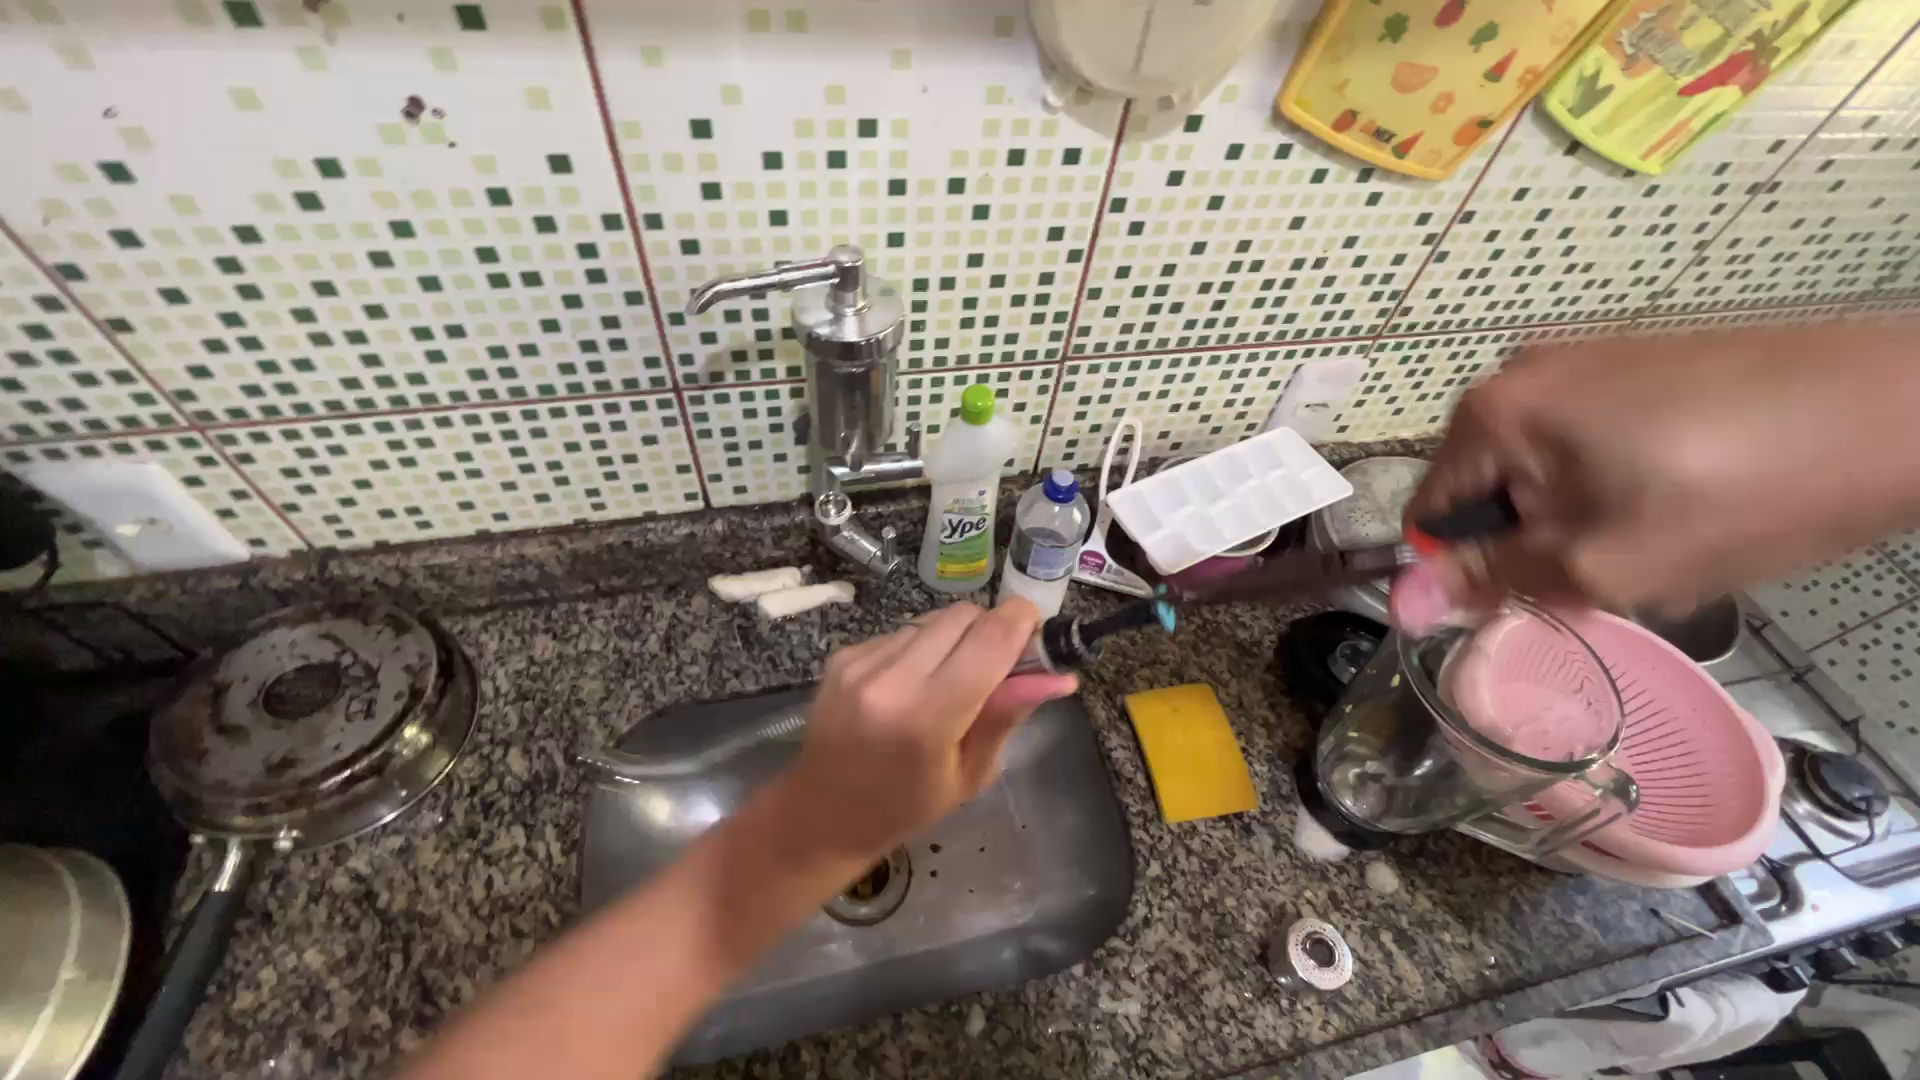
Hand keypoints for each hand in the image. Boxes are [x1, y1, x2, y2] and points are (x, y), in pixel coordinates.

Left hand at [772, 598, 1077, 862]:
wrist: (823, 812)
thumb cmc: (906, 806)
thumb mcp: (970, 774)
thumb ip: (1008, 714)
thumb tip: (1059, 676)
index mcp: (927, 718)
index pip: (989, 640)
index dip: (1021, 622)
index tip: (1036, 628)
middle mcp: (891, 679)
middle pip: (964, 616)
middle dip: (990, 630)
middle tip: (997, 665)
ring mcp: (861, 662)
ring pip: (933, 619)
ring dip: (955, 639)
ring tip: (949, 681)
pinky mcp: (844, 655)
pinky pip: (903, 631)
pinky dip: (921, 648)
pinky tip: (912, 684)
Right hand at [1396, 321, 1919, 629]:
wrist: (1918, 406)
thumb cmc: (1744, 493)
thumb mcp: (1604, 562)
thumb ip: (1493, 580)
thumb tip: (1402, 603)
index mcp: (1492, 413)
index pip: (1431, 513)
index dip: (1472, 567)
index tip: (1543, 590)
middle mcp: (1517, 375)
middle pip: (1486, 491)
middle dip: (1536, 542)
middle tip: (1618, 567)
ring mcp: (1577, 361)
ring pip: (1537, 473)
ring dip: (1578, 518)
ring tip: (1659, 535)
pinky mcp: (1631, 362)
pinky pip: (1581, 443)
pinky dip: (1610, 483)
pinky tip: (1680, 496)